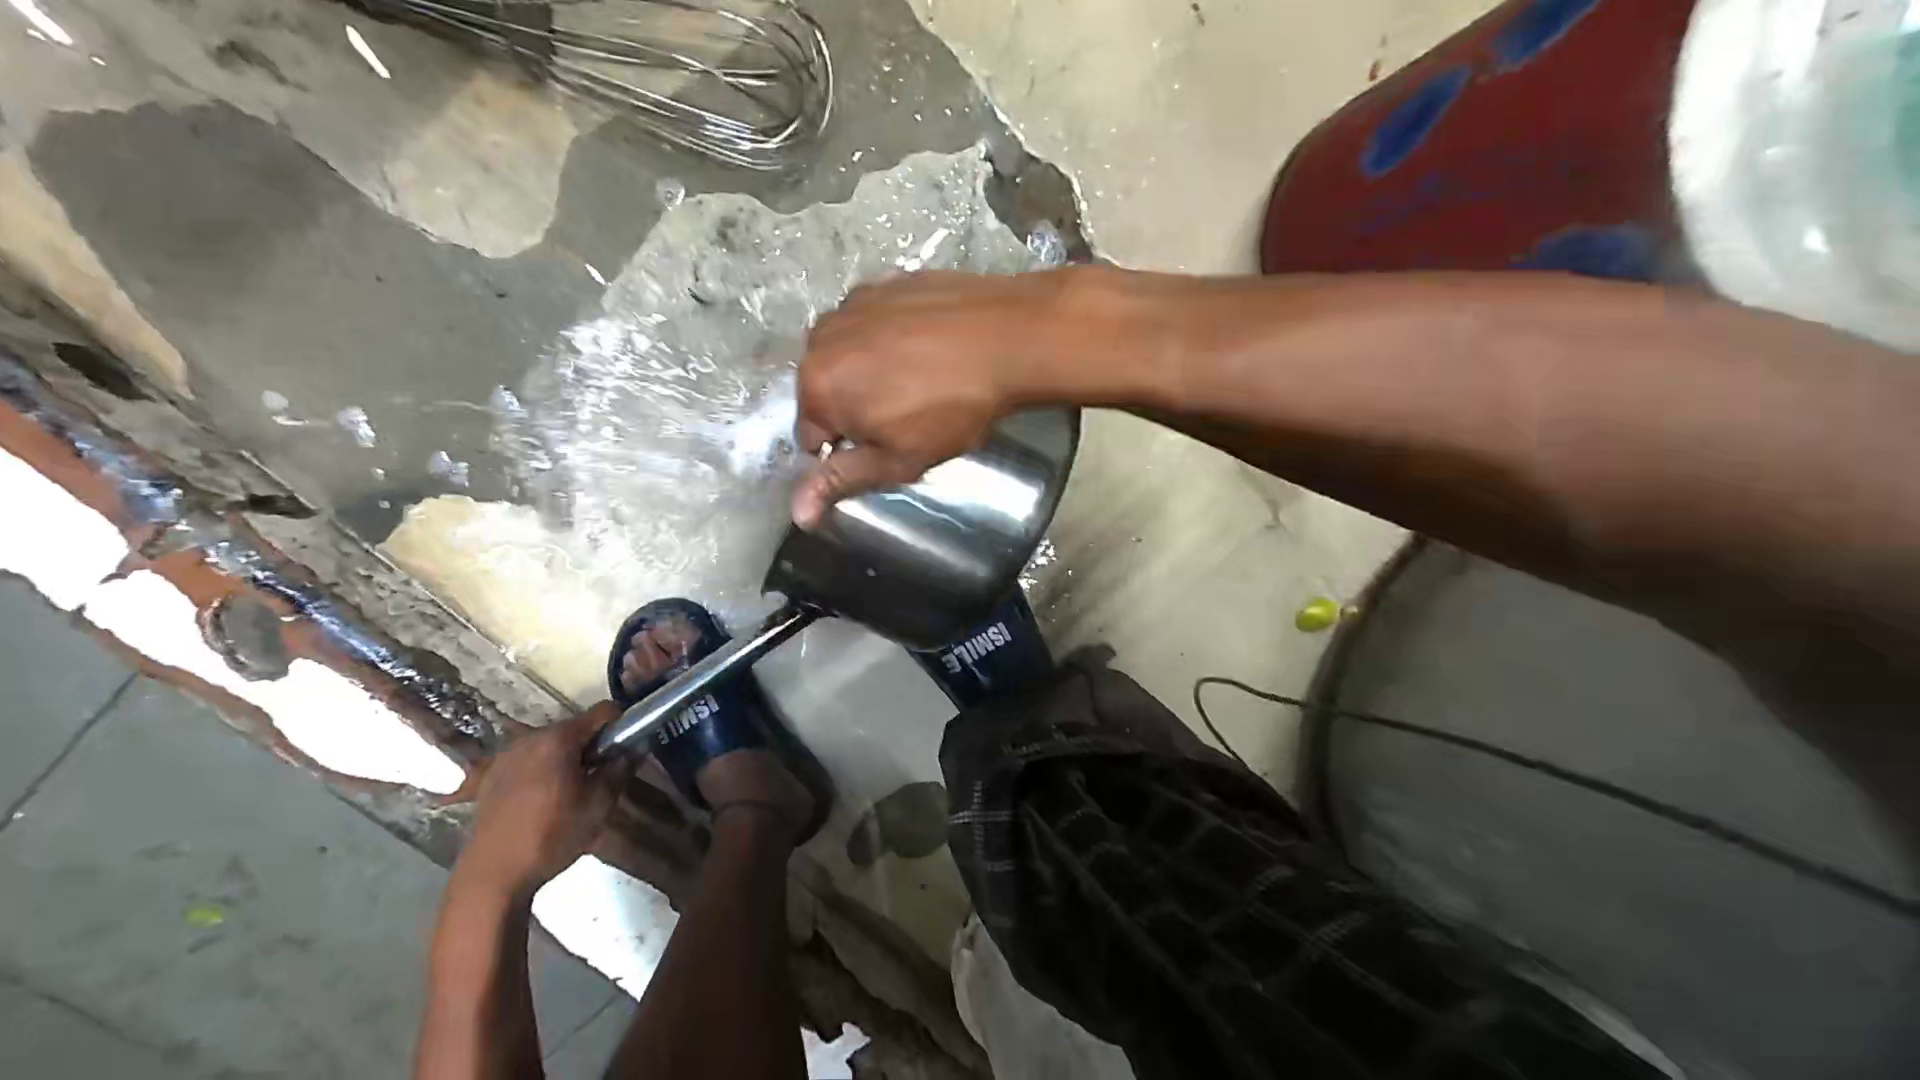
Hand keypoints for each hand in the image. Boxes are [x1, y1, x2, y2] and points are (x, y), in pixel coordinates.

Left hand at [455, 704, 621, 897]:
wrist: (492, 877)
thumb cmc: (553, 836)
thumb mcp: (600, 803)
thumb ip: (622, 768)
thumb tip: (637, 747)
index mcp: (558, 739)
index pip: (603, 712)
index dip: (622, 724)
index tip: (627, 747)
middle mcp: (528, 738)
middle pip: (574, 728)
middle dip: (592, 745)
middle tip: (601, 774)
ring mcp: (504, 756)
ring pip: (549, 744)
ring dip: (566, 757)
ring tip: (572, 789)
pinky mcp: (488, 777)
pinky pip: (526, 761)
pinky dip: (540, 769)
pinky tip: (542, 797)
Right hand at [793, 269, 1082, 527]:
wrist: (1008, 338)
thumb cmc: (951, 409)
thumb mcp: (897, 459)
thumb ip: (842, 481)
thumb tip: (797, 513)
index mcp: (817, 387)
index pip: (812, 437)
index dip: (848, 450)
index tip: (886, 443)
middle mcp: (820, 339)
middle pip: (825, 391)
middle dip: (854, 408)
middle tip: (906, 412)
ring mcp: (851, 305)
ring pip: (846, 356)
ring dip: (868, 371)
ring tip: (917, 378)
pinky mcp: (882, 283)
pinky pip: (871, 324)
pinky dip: (888, 338)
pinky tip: (925, 346)